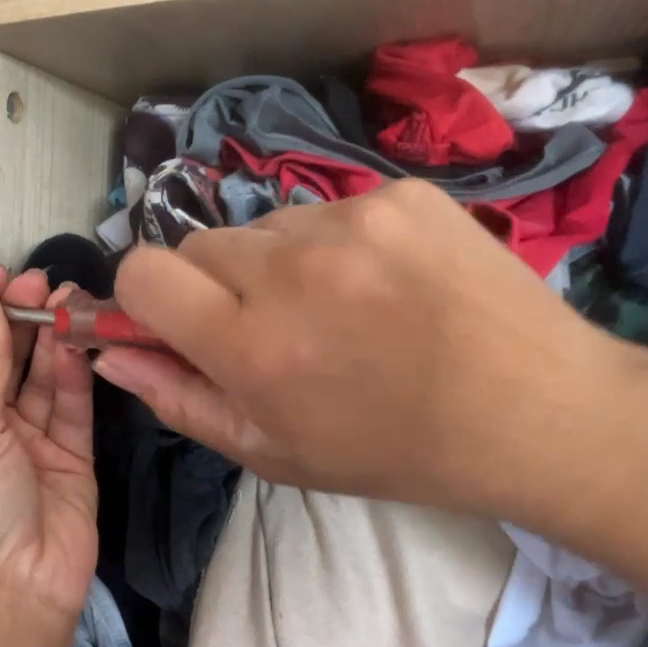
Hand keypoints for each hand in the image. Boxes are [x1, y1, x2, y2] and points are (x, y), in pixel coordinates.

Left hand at [0, 265, 98, 632]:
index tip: (0, 272)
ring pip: (44, 380)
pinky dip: (78, 373)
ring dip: (53, 340)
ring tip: (69, 296)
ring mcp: (31, 444)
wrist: (9, 597)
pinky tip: (81, 337)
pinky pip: (74, 407)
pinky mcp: (72, 460)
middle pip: (6, 361)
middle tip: (43, 279)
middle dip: (21, 320)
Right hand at [91, 180, 646, 511]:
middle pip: (194, 245)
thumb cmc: (392, 451)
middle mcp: (288, 268)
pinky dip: (332, 246)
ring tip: (336, 310)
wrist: (537, 410)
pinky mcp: (400, 192)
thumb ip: (178, 399)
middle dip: (210, 287)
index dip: (143, 299)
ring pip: (260, 228)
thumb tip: (110, 354)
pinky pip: (325, 211)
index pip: (142, 273)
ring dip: (271, 265)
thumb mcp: (272, 453)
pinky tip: (381, 285)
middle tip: (265, 330)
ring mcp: (349, 220)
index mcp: (251, 344)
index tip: (174, 326)